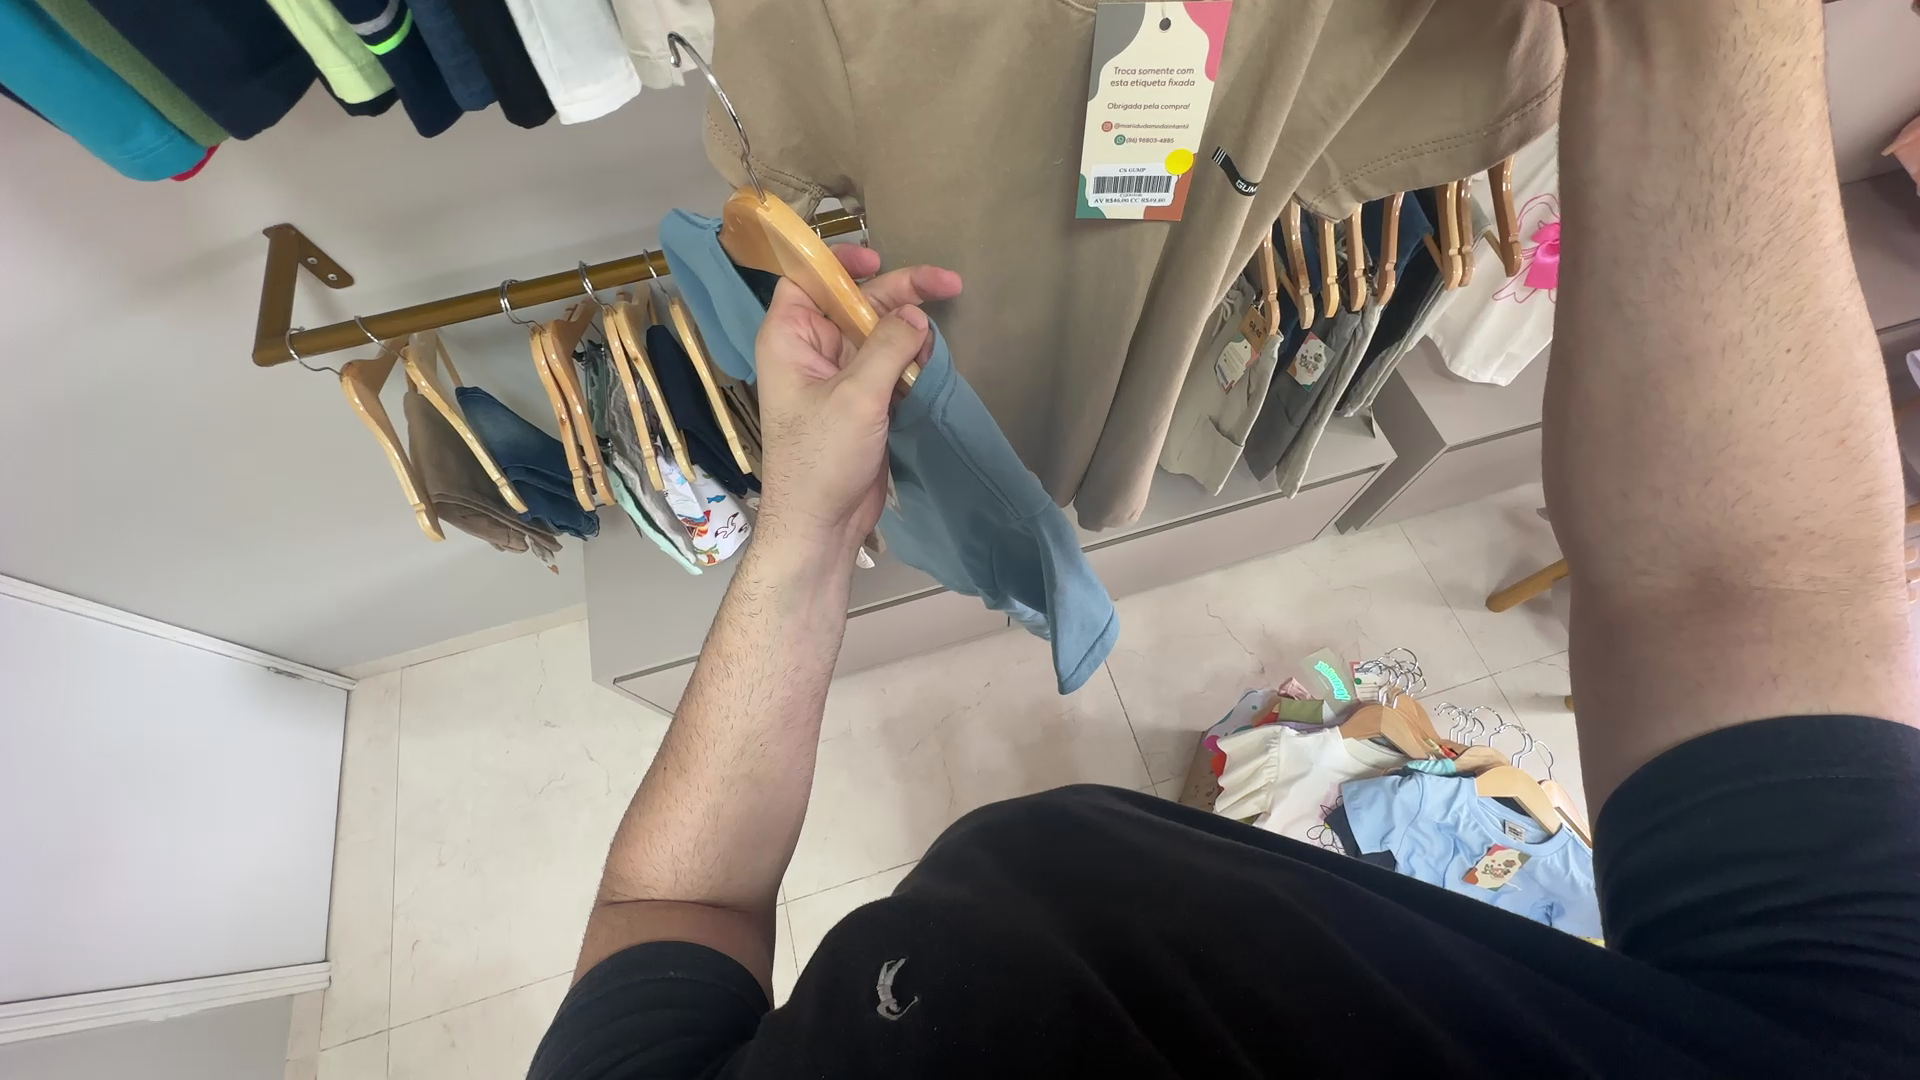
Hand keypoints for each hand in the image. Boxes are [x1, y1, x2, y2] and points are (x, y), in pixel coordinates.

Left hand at [752, 245, 962, 554]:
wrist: (822, 523)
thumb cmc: (822, 458)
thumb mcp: (856, 396)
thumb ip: (888, 347)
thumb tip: (917, 315)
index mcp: (791, 338)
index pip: (808, 280)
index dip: (840, 263)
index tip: (878, 259)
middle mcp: (812, 351)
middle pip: (856, 304)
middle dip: (899, 295)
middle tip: (948, 284)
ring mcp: (840, 378)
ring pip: (879, 336)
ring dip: (910, 334)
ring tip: (932, 351)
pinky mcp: (863, 403)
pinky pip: (890, 367)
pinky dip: (911, 364)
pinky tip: (929, 369)